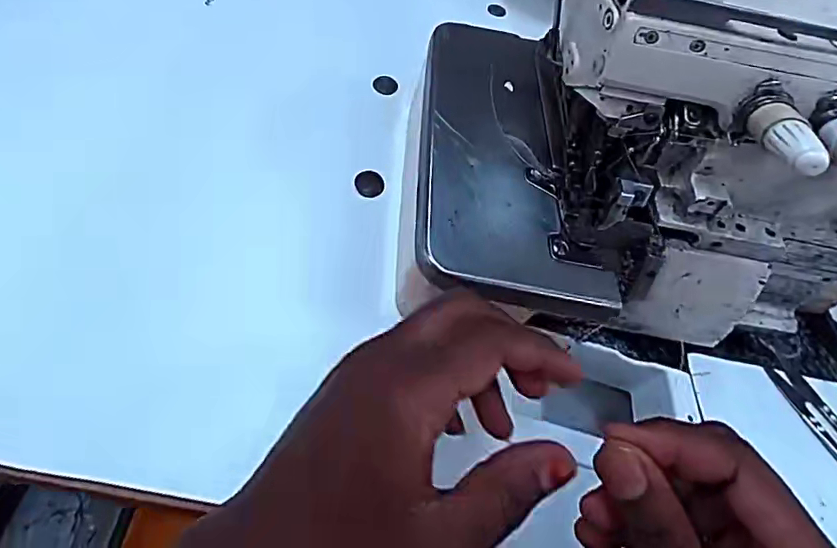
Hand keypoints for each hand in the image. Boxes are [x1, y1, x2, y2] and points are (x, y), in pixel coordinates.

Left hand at [181, 291, 584, 547]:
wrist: (266, 543)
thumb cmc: (334, 540)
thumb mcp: (439, 538)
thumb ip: (505, 492)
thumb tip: (552, 460)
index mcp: (403, 390)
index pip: (486, 339)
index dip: (539, 350)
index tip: (570, 371)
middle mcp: (377, 363)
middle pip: (457, 311)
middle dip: (509, 336)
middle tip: (544, 381)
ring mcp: (359, 367)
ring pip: (432, 327)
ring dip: (476, 354)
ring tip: (502, 416)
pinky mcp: (349, 381)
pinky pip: (408, 351)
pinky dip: (445, 367)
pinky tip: (458, 422)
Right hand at [576, 419, 830, 547]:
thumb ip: (663, 523)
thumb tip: (620, 452)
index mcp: (804, 545)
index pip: (730, 454)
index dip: (664, 437)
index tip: (612, 437)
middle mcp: (782, 540)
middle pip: (700, 472)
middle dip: (636, 470)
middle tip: (599, 484)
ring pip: (680, 497)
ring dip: (626, 498)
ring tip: (596, 515)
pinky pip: (678, 525)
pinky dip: (635, 523)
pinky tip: (607, 530)